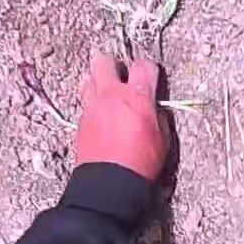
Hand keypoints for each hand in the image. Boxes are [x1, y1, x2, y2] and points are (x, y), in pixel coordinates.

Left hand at [75, 49, 168, 180]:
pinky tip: (101, 116)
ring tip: (107, 94)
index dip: (149, 68)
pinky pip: (84, 102)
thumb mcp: (162, 140)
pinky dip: (92, 104)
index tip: (150, 76)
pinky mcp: (80, 120)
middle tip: (121, 76)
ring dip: (98, 81)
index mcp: (137, 97)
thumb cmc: (140, 164)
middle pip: (104, 60)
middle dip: (113, 64)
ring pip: (88, 77)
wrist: (110, 183)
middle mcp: (112, 96)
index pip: (143, 65)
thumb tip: (153, 110)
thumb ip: (157, 117)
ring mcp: (92, 106)